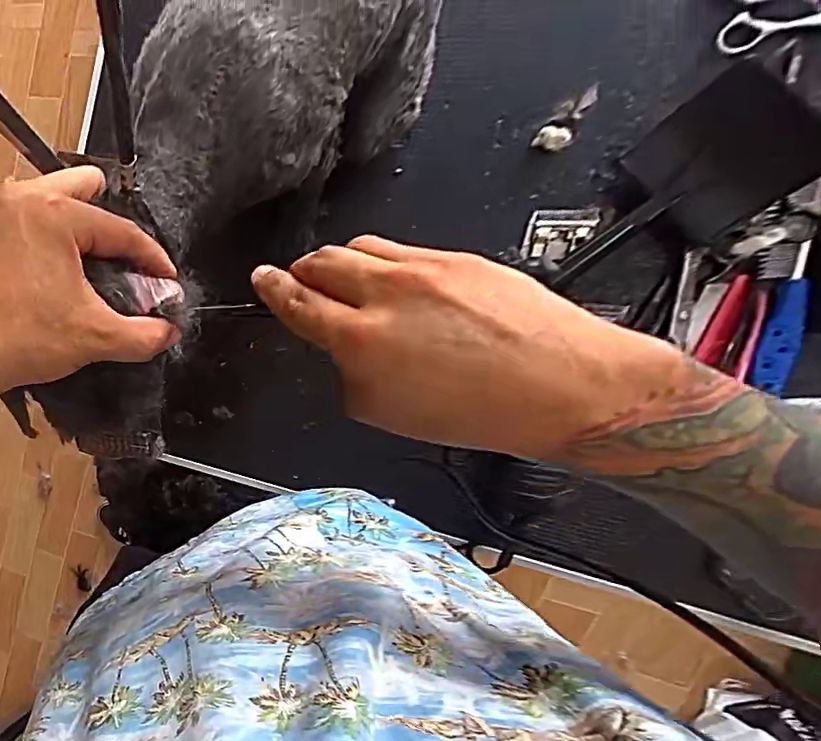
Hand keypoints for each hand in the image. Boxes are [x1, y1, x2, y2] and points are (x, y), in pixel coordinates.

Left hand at [0, 166, 181, 402]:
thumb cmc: (21, 338)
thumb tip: (168, 332)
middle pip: (85, 191)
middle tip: (130, 260)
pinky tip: (65, 273)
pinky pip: (32, 220)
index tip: (166, 280)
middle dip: (114, 224)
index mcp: (55, 213)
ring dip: (83, 228)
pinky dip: (55, 238)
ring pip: (56, 201)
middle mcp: (24, 200)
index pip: (122, 229)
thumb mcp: (97, 337)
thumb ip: (144, 334)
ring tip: (100, 266)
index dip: (152, 258)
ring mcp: (0, 214)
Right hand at [251, 235, 695, 460]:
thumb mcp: (389, 414)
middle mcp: (387, 293)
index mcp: (362, 340)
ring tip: (343, 278)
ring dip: (341, 261)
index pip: (299, 302)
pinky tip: (394, 281)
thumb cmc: (479, 410)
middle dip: (303, 270)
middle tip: (297, 279)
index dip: (273, 288)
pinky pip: (402, 248)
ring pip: (362, 246)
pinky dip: (384, 261)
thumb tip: (342, 355)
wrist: (557, 384)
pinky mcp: (456, 257)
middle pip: (324, 262)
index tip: (263, 279)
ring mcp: (424, 268)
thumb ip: (351, 377)